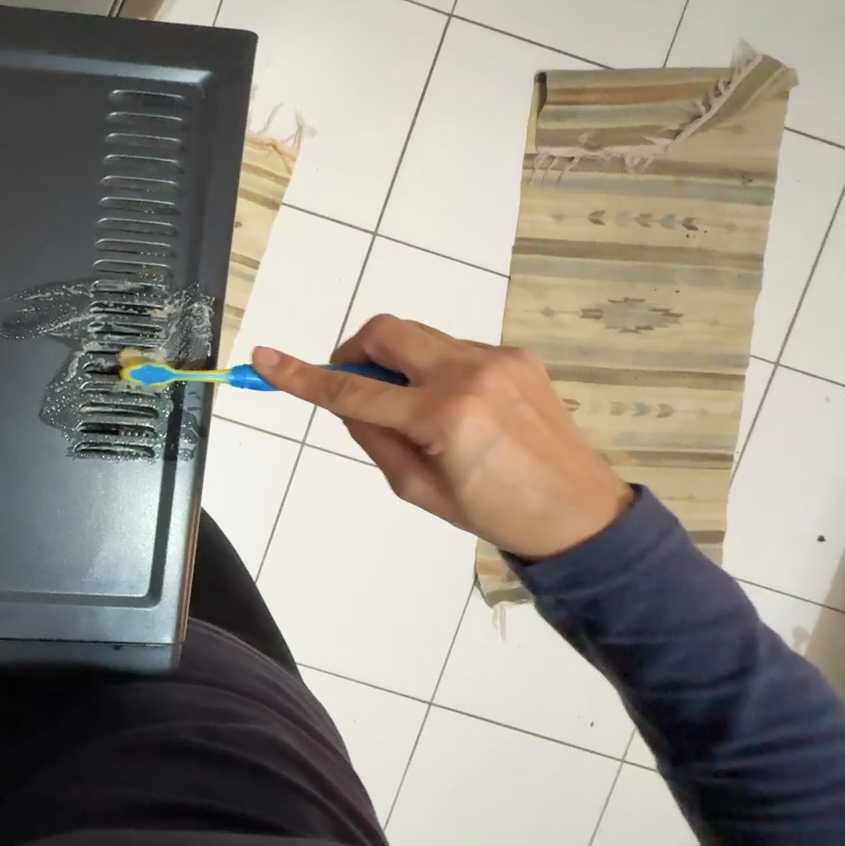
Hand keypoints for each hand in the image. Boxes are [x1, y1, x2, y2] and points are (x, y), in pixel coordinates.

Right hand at [253, 315, 633, 559]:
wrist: (580, 512)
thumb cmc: (489, 511)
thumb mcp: (413, 486)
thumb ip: (372, 435)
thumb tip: (347, 400)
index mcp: (442, 417)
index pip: (351, 390)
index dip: (301, 376)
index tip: (264, 359)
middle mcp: (469, 374)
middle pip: (385, 333)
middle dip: (354, 351)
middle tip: (354, 386)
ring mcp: (498, 359)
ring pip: (417, 337)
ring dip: (395, 363)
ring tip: (411, 407)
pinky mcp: (517, 356)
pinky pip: (451, 348)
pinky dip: (431, 369)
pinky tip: (453, 406)